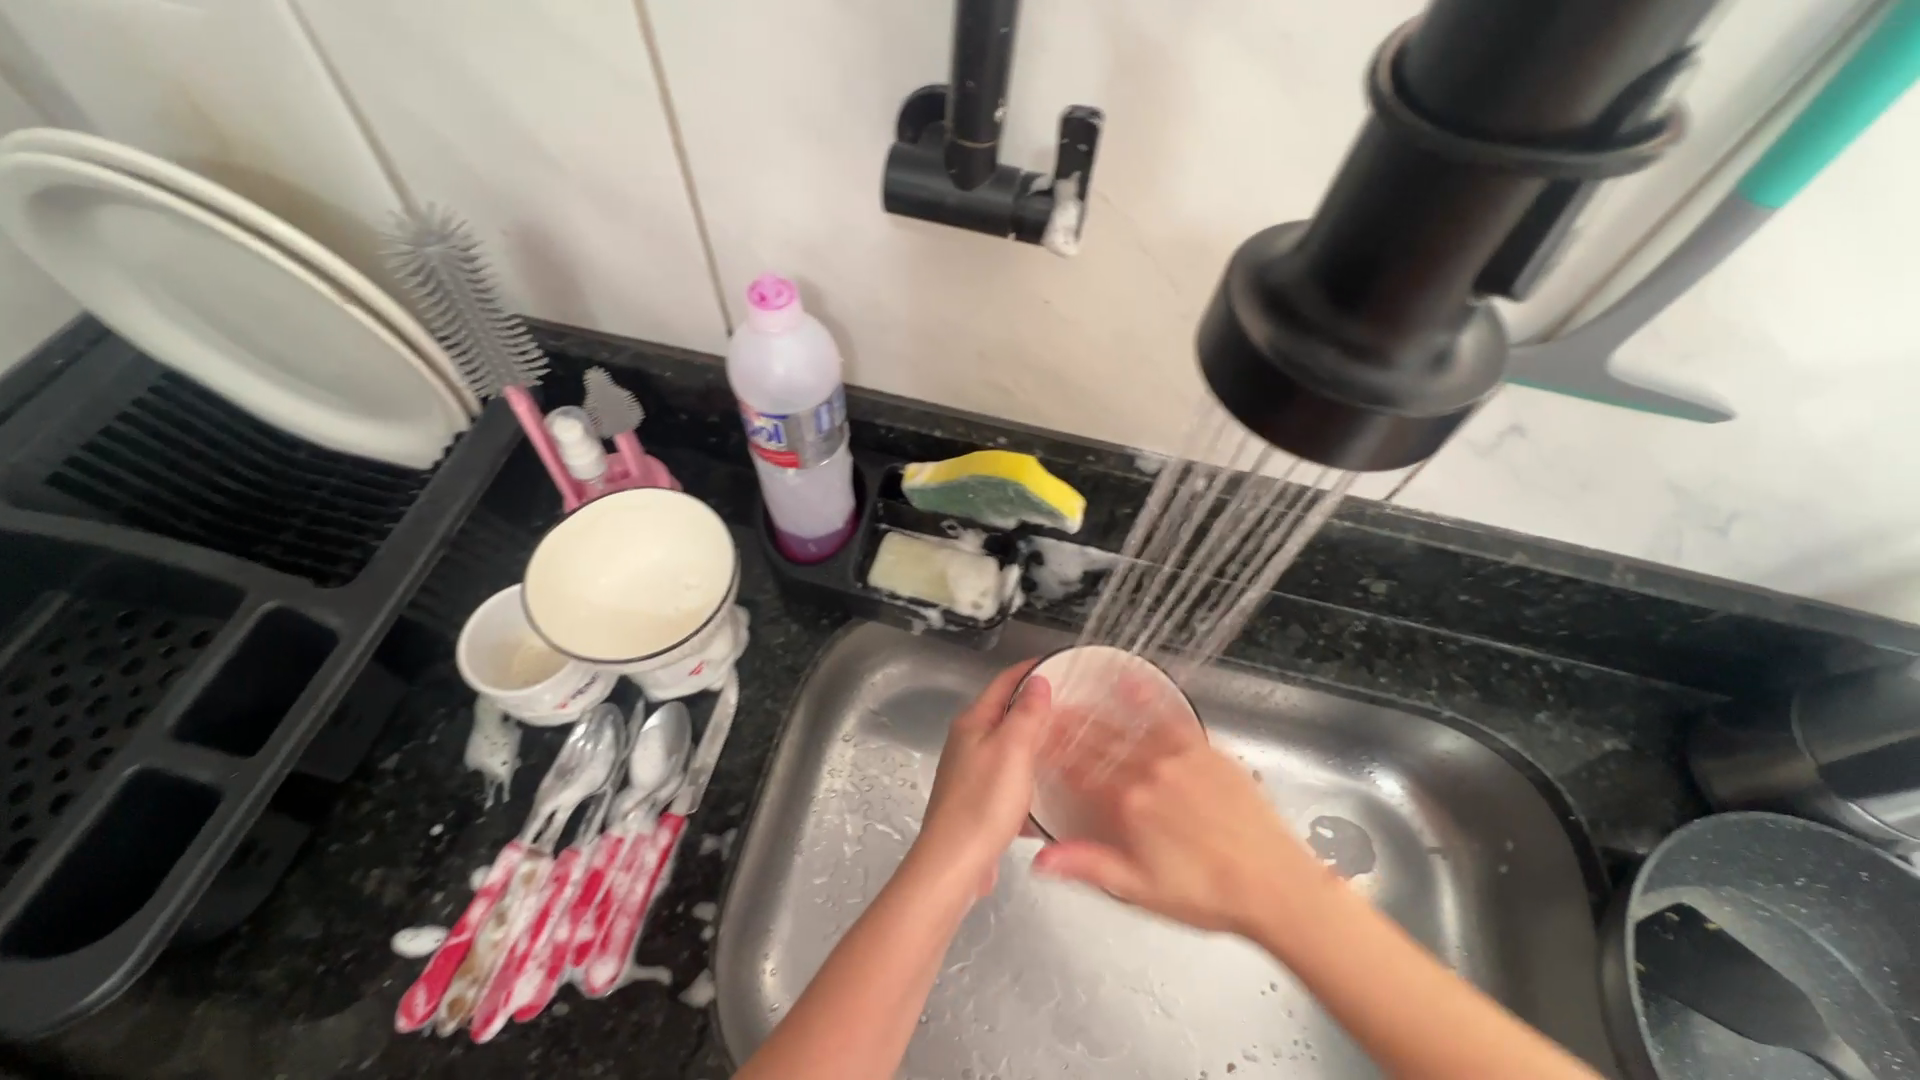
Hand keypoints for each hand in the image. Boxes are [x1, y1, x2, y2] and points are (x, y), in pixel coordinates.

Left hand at [911, 661, 1051, 895]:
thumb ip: (1026, 713)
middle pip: (1005, 714)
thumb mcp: (1012, 750)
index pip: (1003, 682)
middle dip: (1036, 707)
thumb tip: (1037, 680)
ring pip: (1009, 748)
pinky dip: (1030, 779)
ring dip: (1035, 744)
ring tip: (1069, 745)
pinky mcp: (978, 802)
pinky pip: (1010, 780)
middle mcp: (968, 743)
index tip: (1058, 664)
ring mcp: (971, 773)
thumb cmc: (983, 803)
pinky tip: (1051, 790)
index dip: (1030, 670)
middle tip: (1073, 705)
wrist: (955, 861)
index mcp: (973, 723)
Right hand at [1032, 724, 1332, 936]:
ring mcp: (1181, 759)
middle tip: (1051, 715)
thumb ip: (1088, 865)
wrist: (1274, 885)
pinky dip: (1148, 698)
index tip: (1038, 740)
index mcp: (1129, 806)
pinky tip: (1135, 683)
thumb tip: (1042, 859)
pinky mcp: (1209, 752)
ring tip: (1080, 702)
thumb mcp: (1139, 889)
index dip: (1054, 754)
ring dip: (1100, 714)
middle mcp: (1152, 774)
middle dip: (1070, 729)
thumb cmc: (1212, 893)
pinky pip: (1171, 716)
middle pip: (1099, 745)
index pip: (1078, 771)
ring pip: (1129, 729)